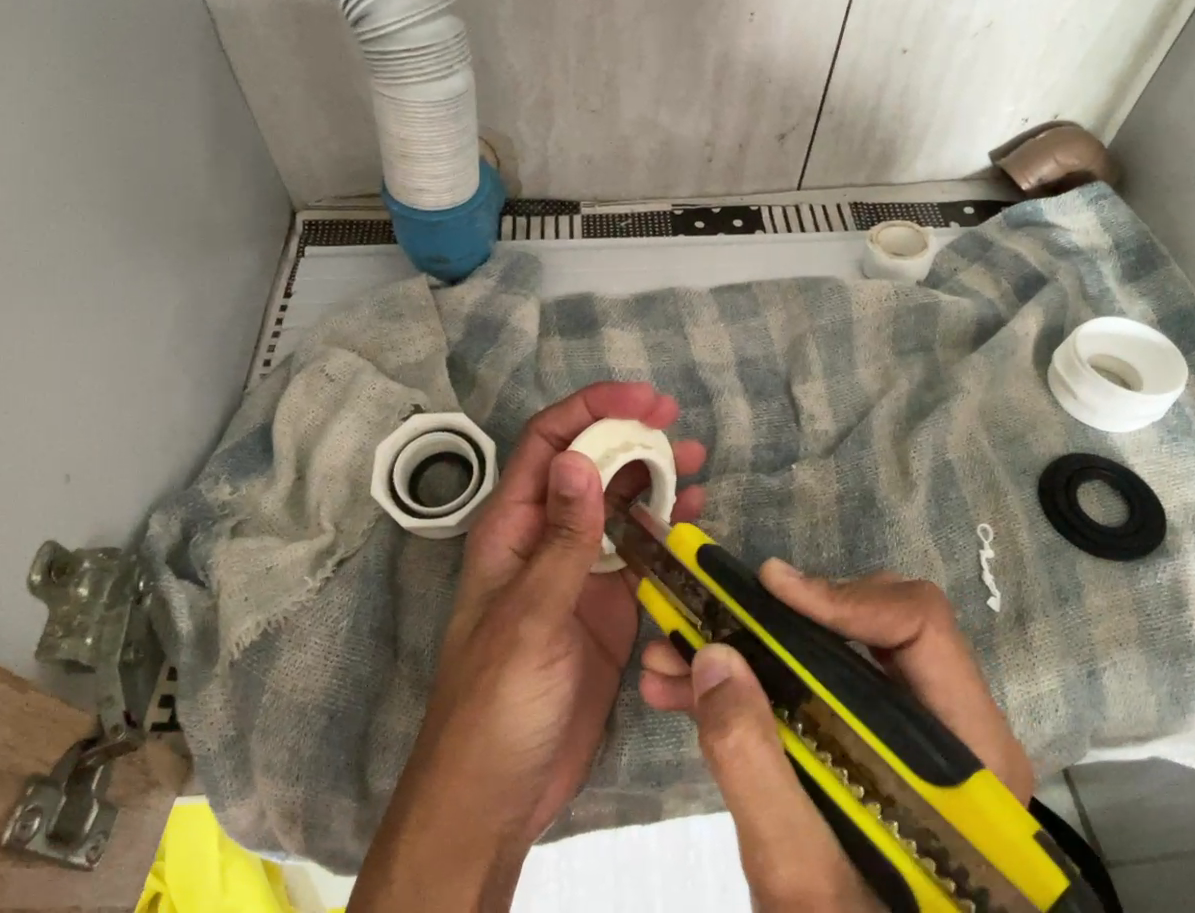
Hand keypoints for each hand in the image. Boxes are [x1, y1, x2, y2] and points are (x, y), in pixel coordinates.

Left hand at [351, 383, 705, 911]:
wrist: (496, 795)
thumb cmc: (494, 705)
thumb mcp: (528, 619)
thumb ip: (560, 542)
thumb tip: (580, 459)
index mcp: (511, 533)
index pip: (547, 447)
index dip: (592, 411)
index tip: (645, 398)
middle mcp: (544, 545)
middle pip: (588, 472)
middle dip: (630, 439)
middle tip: (682, 425)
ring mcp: (576, 580)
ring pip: (617, 513)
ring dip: (653, 483)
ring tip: (699, 462)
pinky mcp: (605, 615)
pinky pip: (638, 563)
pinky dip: (664, 538)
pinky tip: (693, 523)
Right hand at [639, 564, 1032, 911]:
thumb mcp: (802, 877)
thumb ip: (756, 768)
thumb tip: (714, 657)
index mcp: (966, 753)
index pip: (918, 626)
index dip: (840, 596)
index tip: (766, 588)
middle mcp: (944, 732)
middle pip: (865, 631)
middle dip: (770, 621)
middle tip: (705, 616)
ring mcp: (902, 744)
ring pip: (826, 661)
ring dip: (744, 652)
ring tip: (668, 660)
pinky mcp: (863, 758)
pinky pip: (808, 700)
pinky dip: (747, 690)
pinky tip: (684, 695)